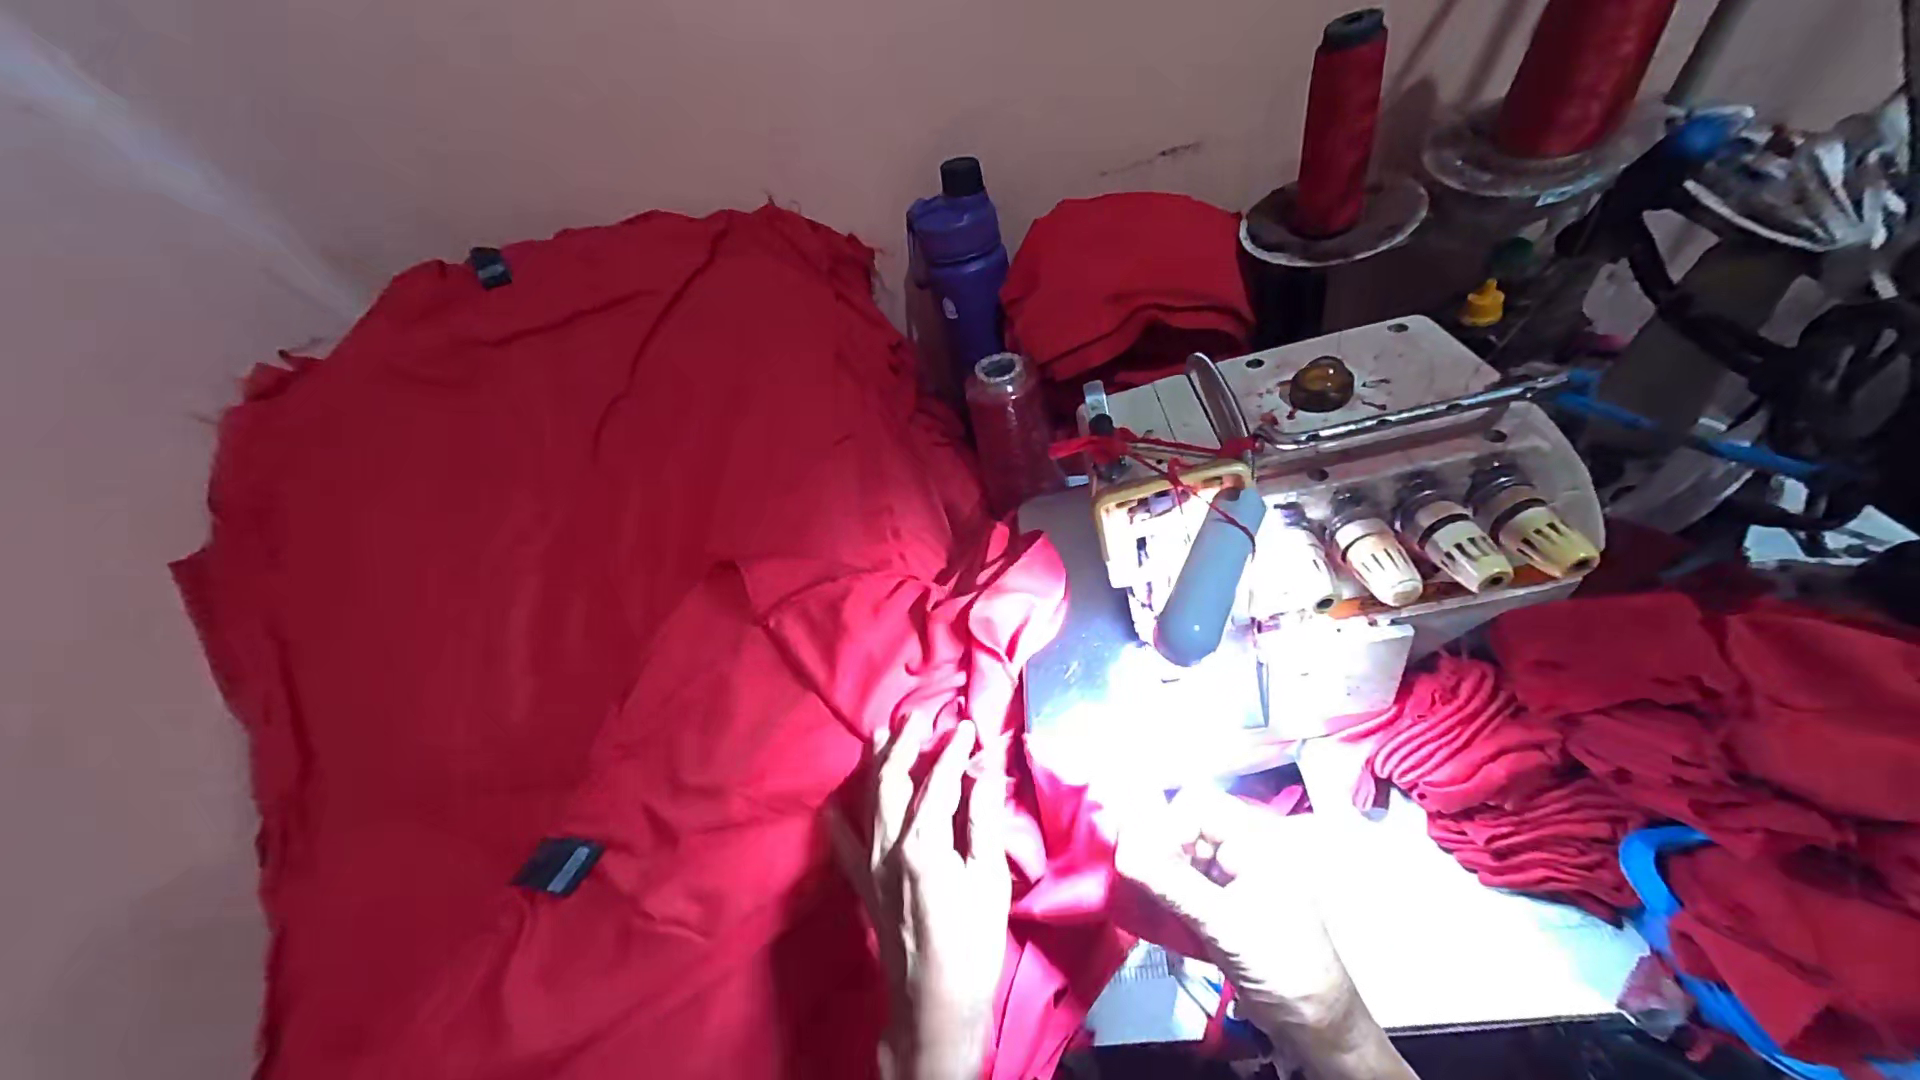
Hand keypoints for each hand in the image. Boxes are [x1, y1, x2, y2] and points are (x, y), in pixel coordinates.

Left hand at [832, 715, 1010, 1079]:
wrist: (934, 1005)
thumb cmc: (973, 945)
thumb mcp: (989, 880)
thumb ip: (983, 820)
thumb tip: (985, 771)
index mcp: (924, 843)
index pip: (939, 782)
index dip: (953, 751)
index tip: (967, 726)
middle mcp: (888, 846)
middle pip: (894, 780)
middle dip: (905, 744)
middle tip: (916, 716)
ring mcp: (870, 865)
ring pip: (870, 800)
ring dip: (877, 764)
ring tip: (880, 733)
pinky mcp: (862, 884)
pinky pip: (844, 844)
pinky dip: (839, 820)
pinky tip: (833, 803)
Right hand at [1114, 787, 1414, 1079]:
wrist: (1318, 1027)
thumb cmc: (1281, 966)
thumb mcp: (1223, 923)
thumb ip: (1170, 884)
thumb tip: (1122, 851)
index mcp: (1256, 838)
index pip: (1196, 804)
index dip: (1167, 823)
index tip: (1148, 857)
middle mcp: (1244, 845)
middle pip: (1185, 825)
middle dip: (1159, 848)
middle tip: (1142, 878)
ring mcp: (1234, 872)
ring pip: (1181, 851)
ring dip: (1160, 870)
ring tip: (1148, 896)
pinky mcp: (1223, 898)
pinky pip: (1185, 877)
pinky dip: (1167, 887)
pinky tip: (1157, 907)